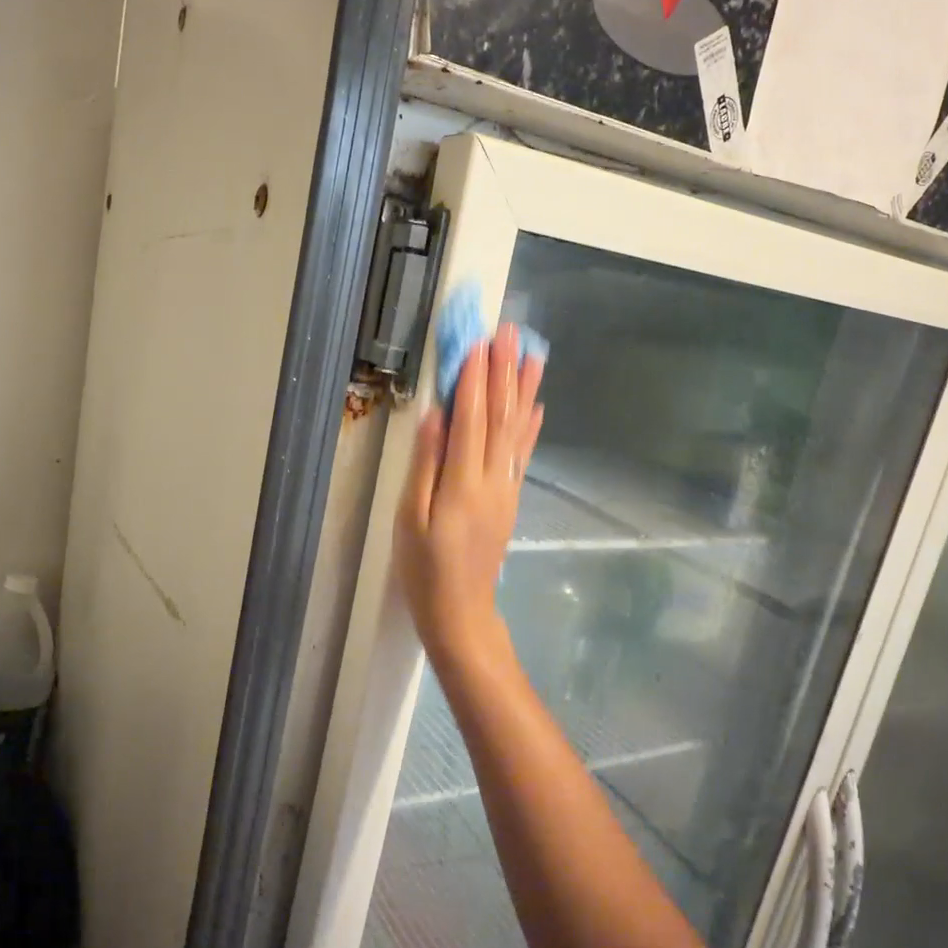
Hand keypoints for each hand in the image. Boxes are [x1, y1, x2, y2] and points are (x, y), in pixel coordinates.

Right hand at [394, 323, 544, 662]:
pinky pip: (522, 455)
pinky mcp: (509, 500)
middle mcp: (491, 480)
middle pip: (499, 417)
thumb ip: (423, 466)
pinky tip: (536, 406)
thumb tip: (435, 416)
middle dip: (503, 372)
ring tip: (533, 355)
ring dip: (524, 390)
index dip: (474, 379)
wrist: (461, 614)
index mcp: (462, 483)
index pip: (470, 419)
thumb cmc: (424, 569)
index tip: (479, 342)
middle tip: (510, 333)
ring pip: (517, 430)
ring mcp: (505, 490)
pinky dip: (530, 427)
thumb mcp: (410, 520)